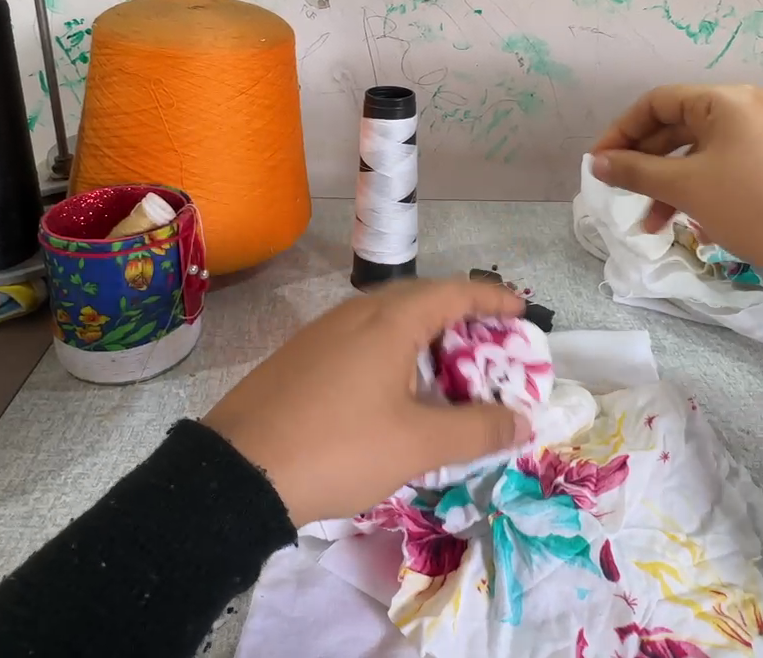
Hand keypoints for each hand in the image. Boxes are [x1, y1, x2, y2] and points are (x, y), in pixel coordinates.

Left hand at [203, 281, 530, 525]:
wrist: (239, 470)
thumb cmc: (339, 447)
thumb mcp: (417, 445)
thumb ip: (477, 430)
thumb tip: (523, 420)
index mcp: (390, 320)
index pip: (454, 292)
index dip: (491, 299)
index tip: (521, 310)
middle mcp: (358, 312)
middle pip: (421, 299)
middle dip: (461, 318)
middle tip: (489, 346)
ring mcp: (325, 330)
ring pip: (388, 318)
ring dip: (425, 335)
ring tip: (447, 369)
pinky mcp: (304, 354)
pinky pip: (363, 337)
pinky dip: (394, 350)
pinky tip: (394, 388)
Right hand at [590, 84, 762, 276]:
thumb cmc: (751, 206)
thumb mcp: (686, 188)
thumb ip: (635, 171)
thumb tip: (596, 163)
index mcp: (727, 100)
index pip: (657, 102)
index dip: (621, 131)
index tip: (599, 162)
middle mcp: (749, 106)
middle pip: (678, 125)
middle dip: (645, 161)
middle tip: (620, 190)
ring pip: (701, 150)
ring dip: (670, 181)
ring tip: (650, 222)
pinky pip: (726, 162)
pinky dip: (700, 184)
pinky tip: (685, 218)